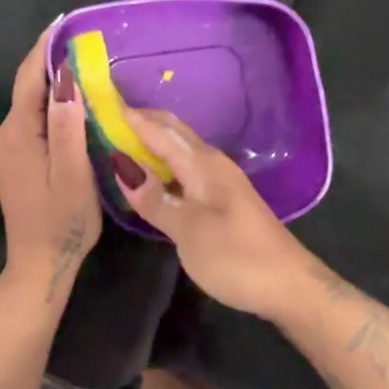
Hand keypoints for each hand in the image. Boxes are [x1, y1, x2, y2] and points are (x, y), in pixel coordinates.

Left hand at [0, 27, 100, 304]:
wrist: (39, 265)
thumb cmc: (63, 222)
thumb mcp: (73, 175)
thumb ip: (67, 126)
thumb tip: (67, 79)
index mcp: (17, 134)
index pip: (29, 79)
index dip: (44, 48)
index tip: (62, 22)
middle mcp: (4, 135)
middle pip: (27, 87)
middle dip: (50, 60)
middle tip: (80, 38)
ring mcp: (6, 148)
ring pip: (29, 103)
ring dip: (51, 82)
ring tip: (81, 61)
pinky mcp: (14, 159)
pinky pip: (31, 119)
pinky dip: (49, 103)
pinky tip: (71, 100)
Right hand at [113, 109, 315, 321]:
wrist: (290, 286)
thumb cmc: (237, 257)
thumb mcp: (188, 231)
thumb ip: (155, 198)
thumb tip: (121, 164)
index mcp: (202, 164)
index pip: (159, 130)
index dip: (129, 116)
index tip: (99, 103)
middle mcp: (211, 162)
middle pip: (172, 130)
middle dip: (140, 120)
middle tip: (104, 118)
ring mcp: (219, 179)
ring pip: (179, 147)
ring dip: (151, 139)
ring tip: (119, 139)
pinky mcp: (223, 197)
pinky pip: (185, 165)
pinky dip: (163, 159)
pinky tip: (150, 174)